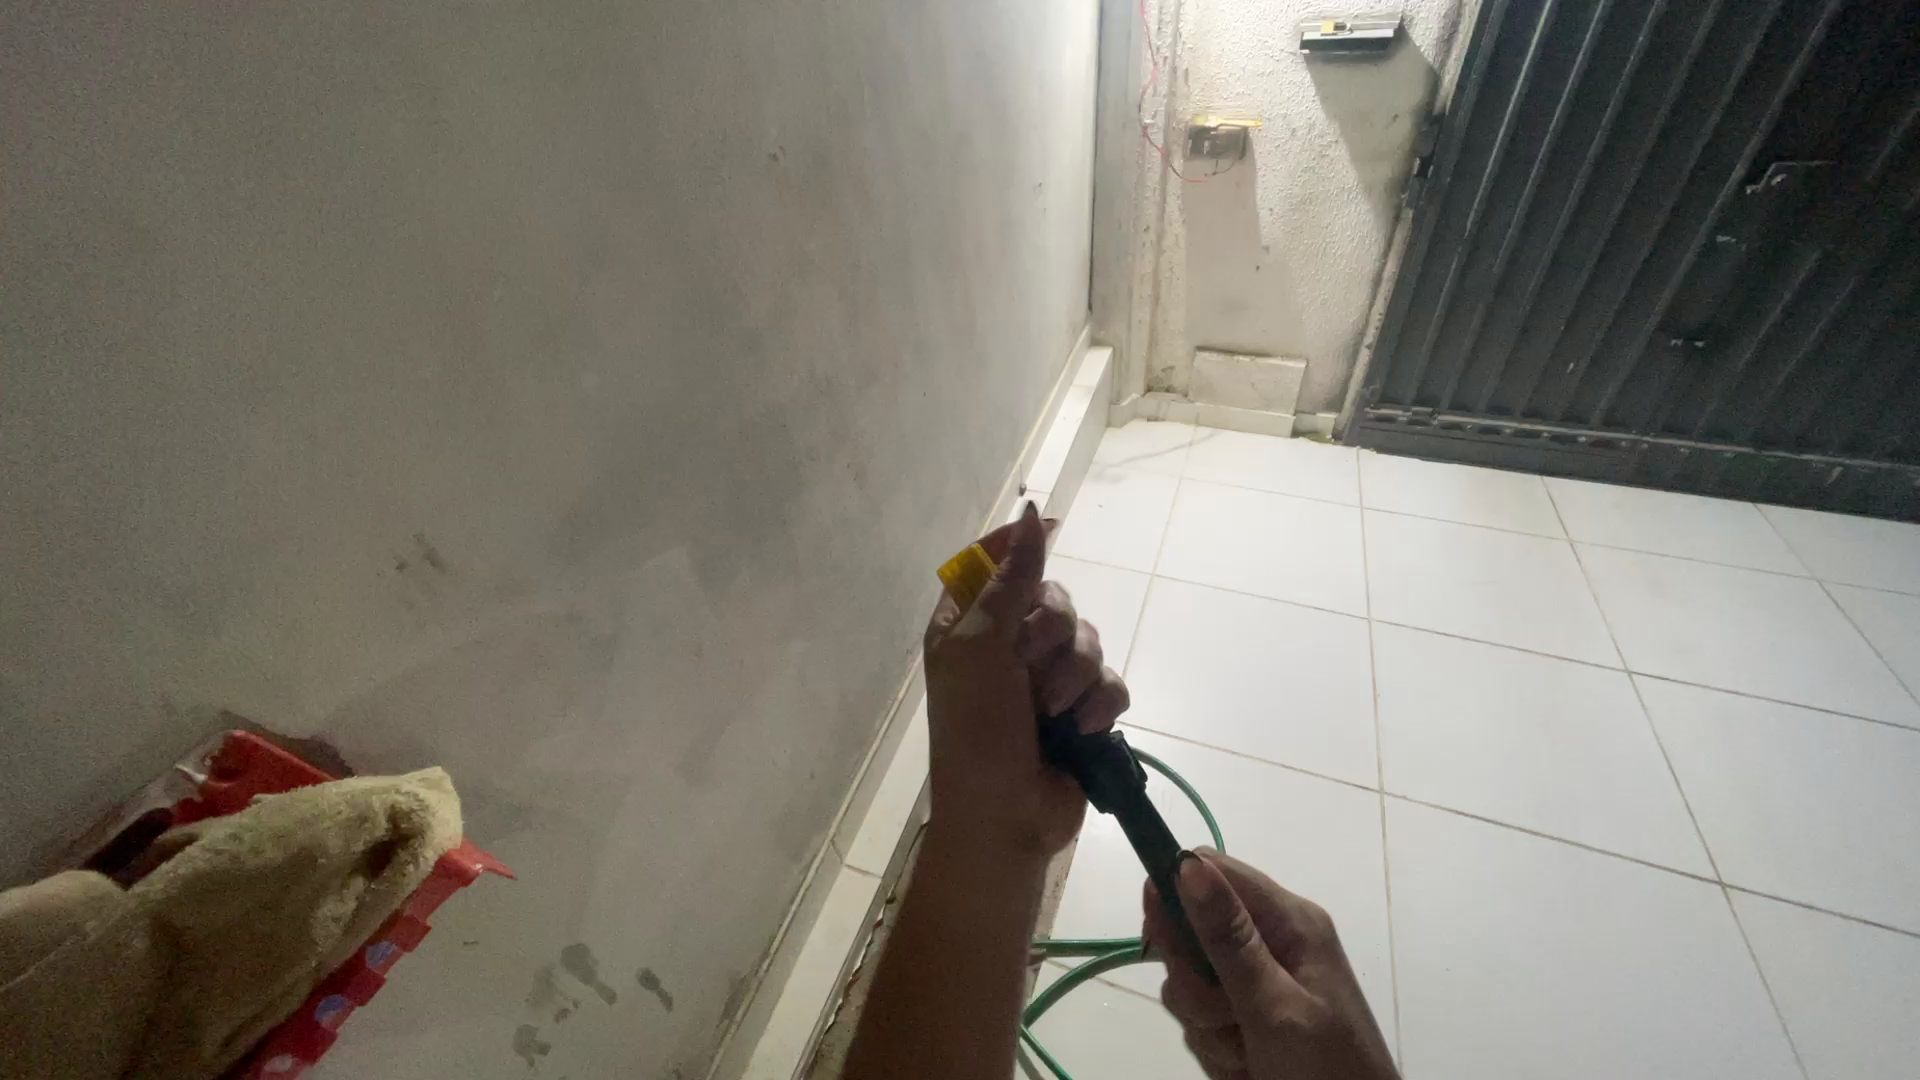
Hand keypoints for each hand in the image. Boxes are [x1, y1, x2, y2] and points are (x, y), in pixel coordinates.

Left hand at [922, 502, 1129, 861]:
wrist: (1005, 819)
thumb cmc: (976, 731)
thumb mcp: (980, 649)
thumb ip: (1010, 581)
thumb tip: (1032, 514)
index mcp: (967, 624)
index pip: (992, 562)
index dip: (1019, 543)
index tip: (1053, 526)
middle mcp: (1006, 644)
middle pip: (1053, 598)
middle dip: (1051, 634)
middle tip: (1029, 670)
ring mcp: (1046, 678)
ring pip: (1088, 638)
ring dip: (1074, 675)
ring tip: (1054, 713)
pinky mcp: (1081, 709)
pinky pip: (1110, 680)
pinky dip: (1100, 703)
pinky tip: (1085, 728)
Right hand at [1144, 850, 1397, 1079]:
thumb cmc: (1325, 1074)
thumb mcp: (1274, 1006)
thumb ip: (1226, 938)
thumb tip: (1185, 863)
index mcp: (1288, 919)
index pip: (1212, 868)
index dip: (1176, 892)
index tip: (1159, 937)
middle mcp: (1270, 939)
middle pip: (1191, 924)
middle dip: (1192, 975)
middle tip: (1220, 1014)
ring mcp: (1256, 978)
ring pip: (1188, 974)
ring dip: (1202, 1019)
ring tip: (1243, 1053)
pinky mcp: (1244, 1014)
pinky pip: (1197, 1011)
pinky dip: (1211, 1042)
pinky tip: (1241, 1065)